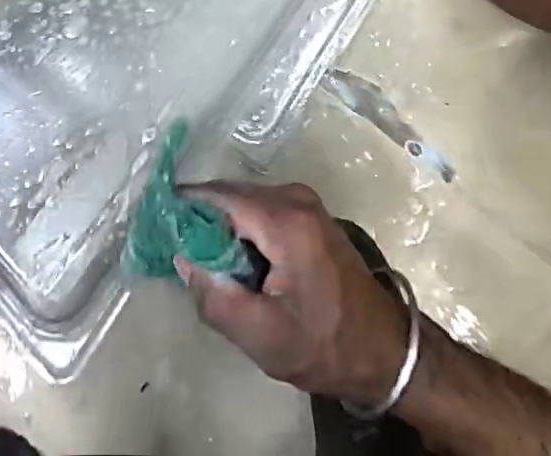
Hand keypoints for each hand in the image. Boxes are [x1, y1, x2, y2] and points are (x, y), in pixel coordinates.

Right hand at [174, 181, 407, 404]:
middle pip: (227, 196)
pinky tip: (237, 260)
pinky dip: (239, 227)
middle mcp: (293, 197)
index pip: (215, 196)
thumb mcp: (262, 335)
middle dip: (200, 221)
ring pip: (240, 201)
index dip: (182, 209)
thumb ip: (213, 296)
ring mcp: (303, 202)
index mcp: (283, 219)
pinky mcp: (307, 213)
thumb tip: (182, 258)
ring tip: (207, 261)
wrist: (391, 355)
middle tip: (182, 252)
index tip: (158, 228)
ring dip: (220, 226)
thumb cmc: (326, 345)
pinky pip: (257, 208)